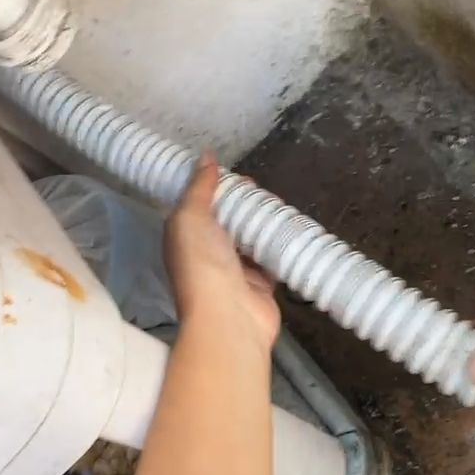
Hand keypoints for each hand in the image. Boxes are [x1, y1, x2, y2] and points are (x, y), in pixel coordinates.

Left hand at [166, 156, 279, 350]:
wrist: (228, 318)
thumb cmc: (202, 265)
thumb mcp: (190, 218)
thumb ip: (198, 188)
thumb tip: (206, 157)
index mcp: (183, 238)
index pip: (198, 206)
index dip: (215, 188)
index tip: (235, 175)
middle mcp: (206, 254)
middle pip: (226, 222)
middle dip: (244, 204)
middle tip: (262, 189)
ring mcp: (234, 271)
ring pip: (250, 238)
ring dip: (263, 221)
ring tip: (279, 204)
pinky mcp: (260, 284)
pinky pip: (271, 258)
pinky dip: (279, 244)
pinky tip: (291, 227)